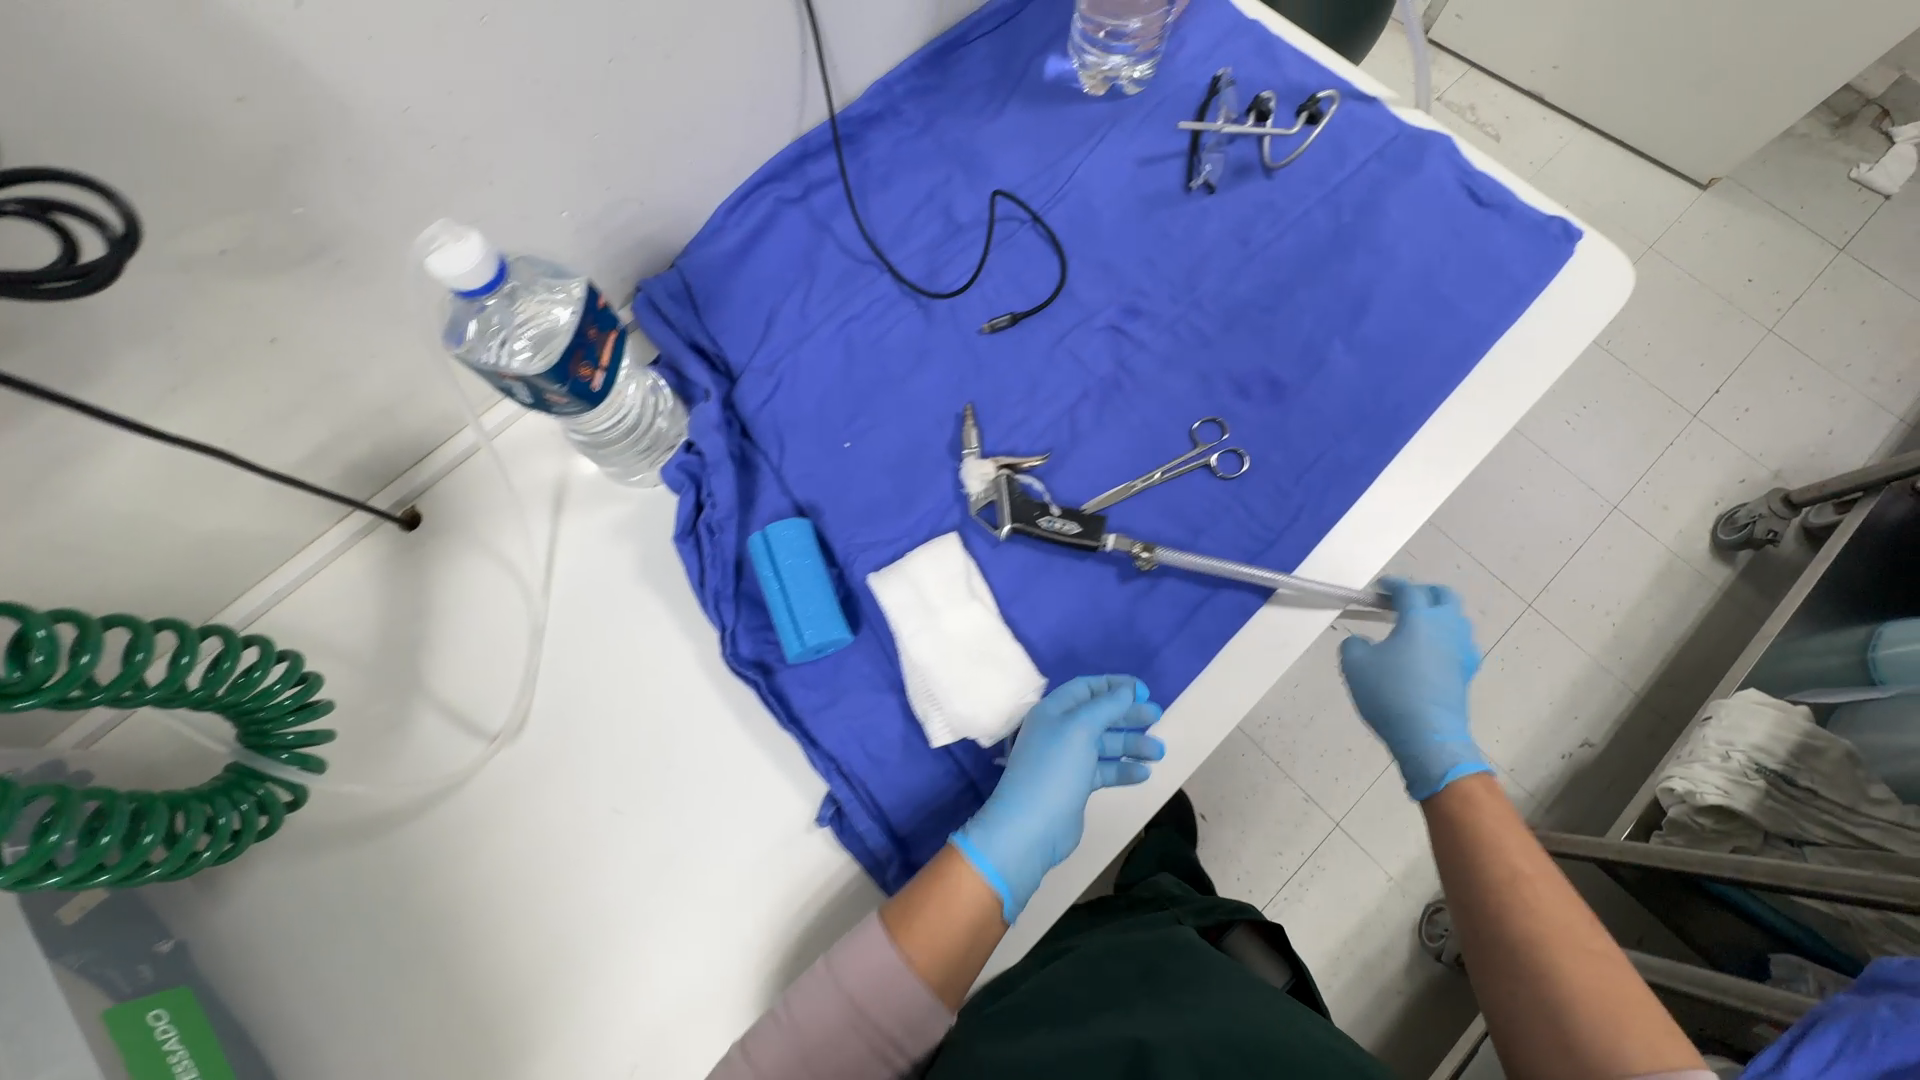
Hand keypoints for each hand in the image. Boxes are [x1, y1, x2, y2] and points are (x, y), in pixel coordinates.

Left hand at [951, 675, 1164, 923]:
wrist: (1030, 827)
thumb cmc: (1054, 769)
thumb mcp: (1080, 728)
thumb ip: (1106, 706)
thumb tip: (1127, 690)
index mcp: (1054, 711)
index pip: (1086, 688)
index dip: (1115, 686)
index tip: (1145, 691)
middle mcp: (1059, 731)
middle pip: (1099, 715)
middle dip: (1128, 714)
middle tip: (1158, 716)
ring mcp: (1067, 760)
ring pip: (1104, 744)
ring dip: (1131, 744)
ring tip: (1159, 752)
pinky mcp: (1075, 785)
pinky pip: (1104, 770)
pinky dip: (1123, 769)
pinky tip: (1144, 774)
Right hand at [1338, 577, 1490, 800]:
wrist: (1427, 735)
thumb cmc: (1388, 692)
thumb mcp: (1354, 664)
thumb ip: (1354, 644)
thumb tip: (1363, 641)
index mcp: (1420, 619)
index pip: (1409, 591)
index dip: (1394, 584)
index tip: (1382, 586)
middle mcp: (1447, 628)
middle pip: (1445, 596)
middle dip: (1425, 592)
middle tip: (1404, 599)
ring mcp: (1462, 650)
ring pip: (1456, 619)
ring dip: (1438, 614)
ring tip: (1416, 625)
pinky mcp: (1467, 672)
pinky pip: (1458, 642)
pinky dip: (1444, 637)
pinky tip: (1428, 651)